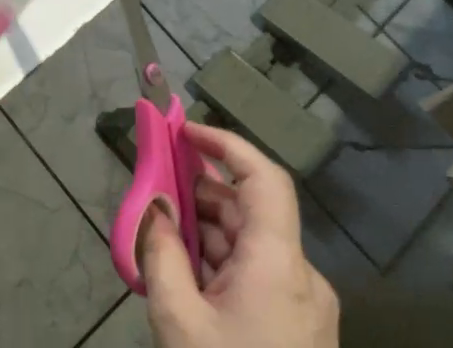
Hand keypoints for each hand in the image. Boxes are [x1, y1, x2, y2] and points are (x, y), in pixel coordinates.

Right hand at [143, 122, 338, 347]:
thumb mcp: (179, 315)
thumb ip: (161, 250)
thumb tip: (155, 204)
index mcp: (280, 264)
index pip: (264, 179)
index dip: (224, 144)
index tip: (179, 129)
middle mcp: (301, 274)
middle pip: (250, 209)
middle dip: (198, 189)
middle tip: (148, 184)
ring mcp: (304, 300)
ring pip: (249, 240)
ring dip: (203, 226)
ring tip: (156, 233)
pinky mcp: (297, 322)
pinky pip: (254, 270)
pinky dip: (217, 256)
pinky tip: (181, 269)